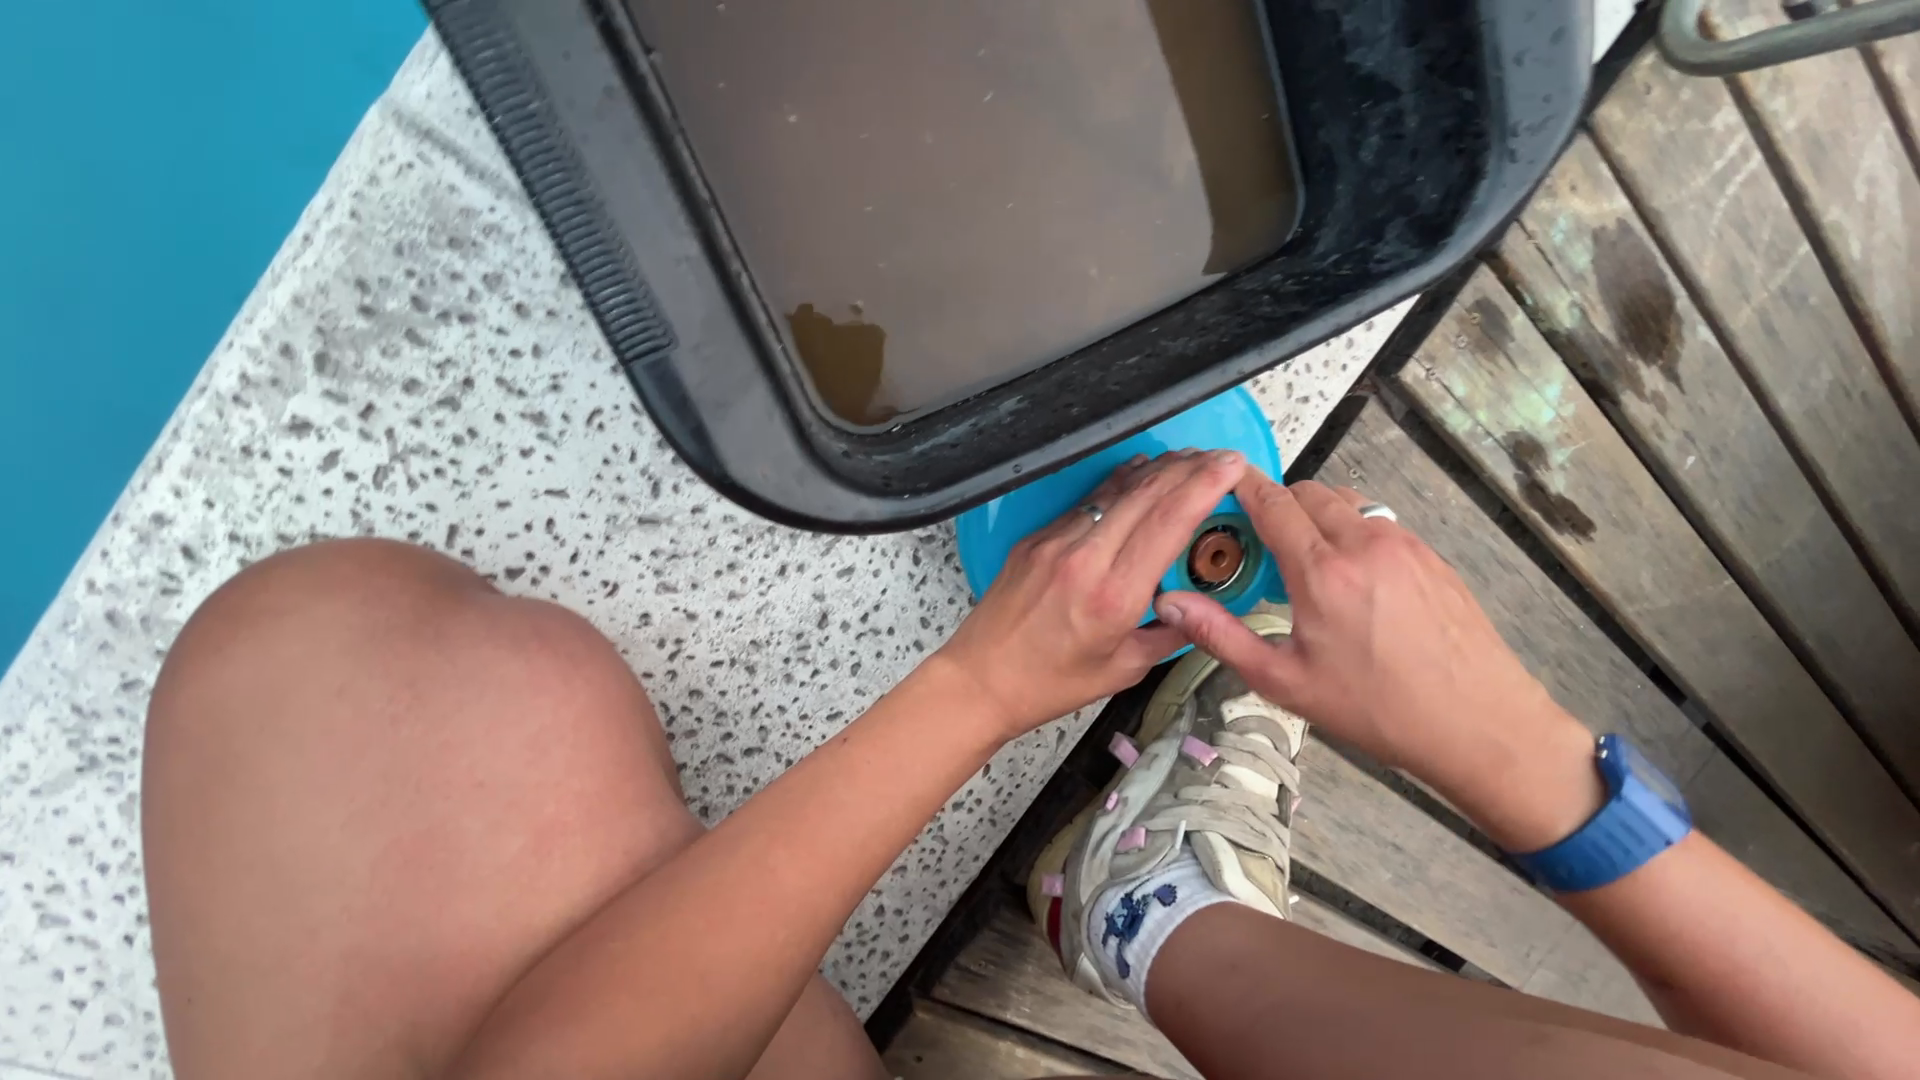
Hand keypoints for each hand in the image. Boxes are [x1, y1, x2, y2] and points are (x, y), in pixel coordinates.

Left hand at [935, 449, 1246, 740]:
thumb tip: (1197, 607)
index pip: (1168, 522)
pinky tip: (1138, 478)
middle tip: (1219, 458)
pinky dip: (1118, 487)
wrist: (980, 679)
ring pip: (1114, 492)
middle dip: (1188, 468)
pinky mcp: (1035, 539)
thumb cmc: (1048, 684)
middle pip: (1145, 494)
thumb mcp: (1123, 670)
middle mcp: (1083, 559)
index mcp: (1113, 596)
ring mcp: (1054, 543)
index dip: (1205, 486)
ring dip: (1155, 471)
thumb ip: (1168, 634)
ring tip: (1187, 461)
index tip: (1232, 467)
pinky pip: (1085, 504)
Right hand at [1151, 475, 1603, 851]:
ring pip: (1347, 501)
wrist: (1482, 726)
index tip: (1220, 480)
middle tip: (1258, 538)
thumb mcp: (1283, 682)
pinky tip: (1350, 576)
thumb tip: (1169, 602)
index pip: (1272, 503)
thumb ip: (1220, 635)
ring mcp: (1405, 545)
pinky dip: (1352, 529)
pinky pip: (1379, 521)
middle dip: (1277, 502)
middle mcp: (1364, 544)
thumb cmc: (1375, 710)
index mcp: (1321, 572)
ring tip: (1304, 556)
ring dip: (1316, 513)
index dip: (1242, 485)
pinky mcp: (1432, 556)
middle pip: (1309, 492)